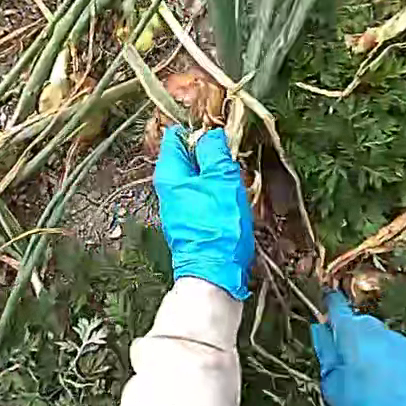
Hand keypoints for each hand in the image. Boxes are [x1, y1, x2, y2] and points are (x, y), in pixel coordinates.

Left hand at [153, 126, 254, 299]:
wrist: (215, 274)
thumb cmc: (218, 225)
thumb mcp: (221, 179)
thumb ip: (214, 151)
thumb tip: (210, 134)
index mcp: (169, 174)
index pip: (177, 136)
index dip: (200, 132)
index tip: (222, 138)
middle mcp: (169, 189)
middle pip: (190, 157)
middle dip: (213, 156)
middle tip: (233, 164)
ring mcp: (179, 208)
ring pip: (201, 179)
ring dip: (220, 178)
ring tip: (237, 187)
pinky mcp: (192, 224)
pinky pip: (206, 199)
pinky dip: (220, 196)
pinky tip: (234, 206)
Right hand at [310, 291, 405, 405]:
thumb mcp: (335, 389)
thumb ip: (326, 354)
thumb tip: (321, 331)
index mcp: (353, 336)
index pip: (337, 308)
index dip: (331, 307)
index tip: (329, 307)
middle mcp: (381, 331)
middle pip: (363, 326)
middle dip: (358, 340)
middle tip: (354, 368)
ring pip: (388, 341)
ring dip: (382, 354)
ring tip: (381, 386)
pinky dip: (404, 365)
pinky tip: (403, 390)